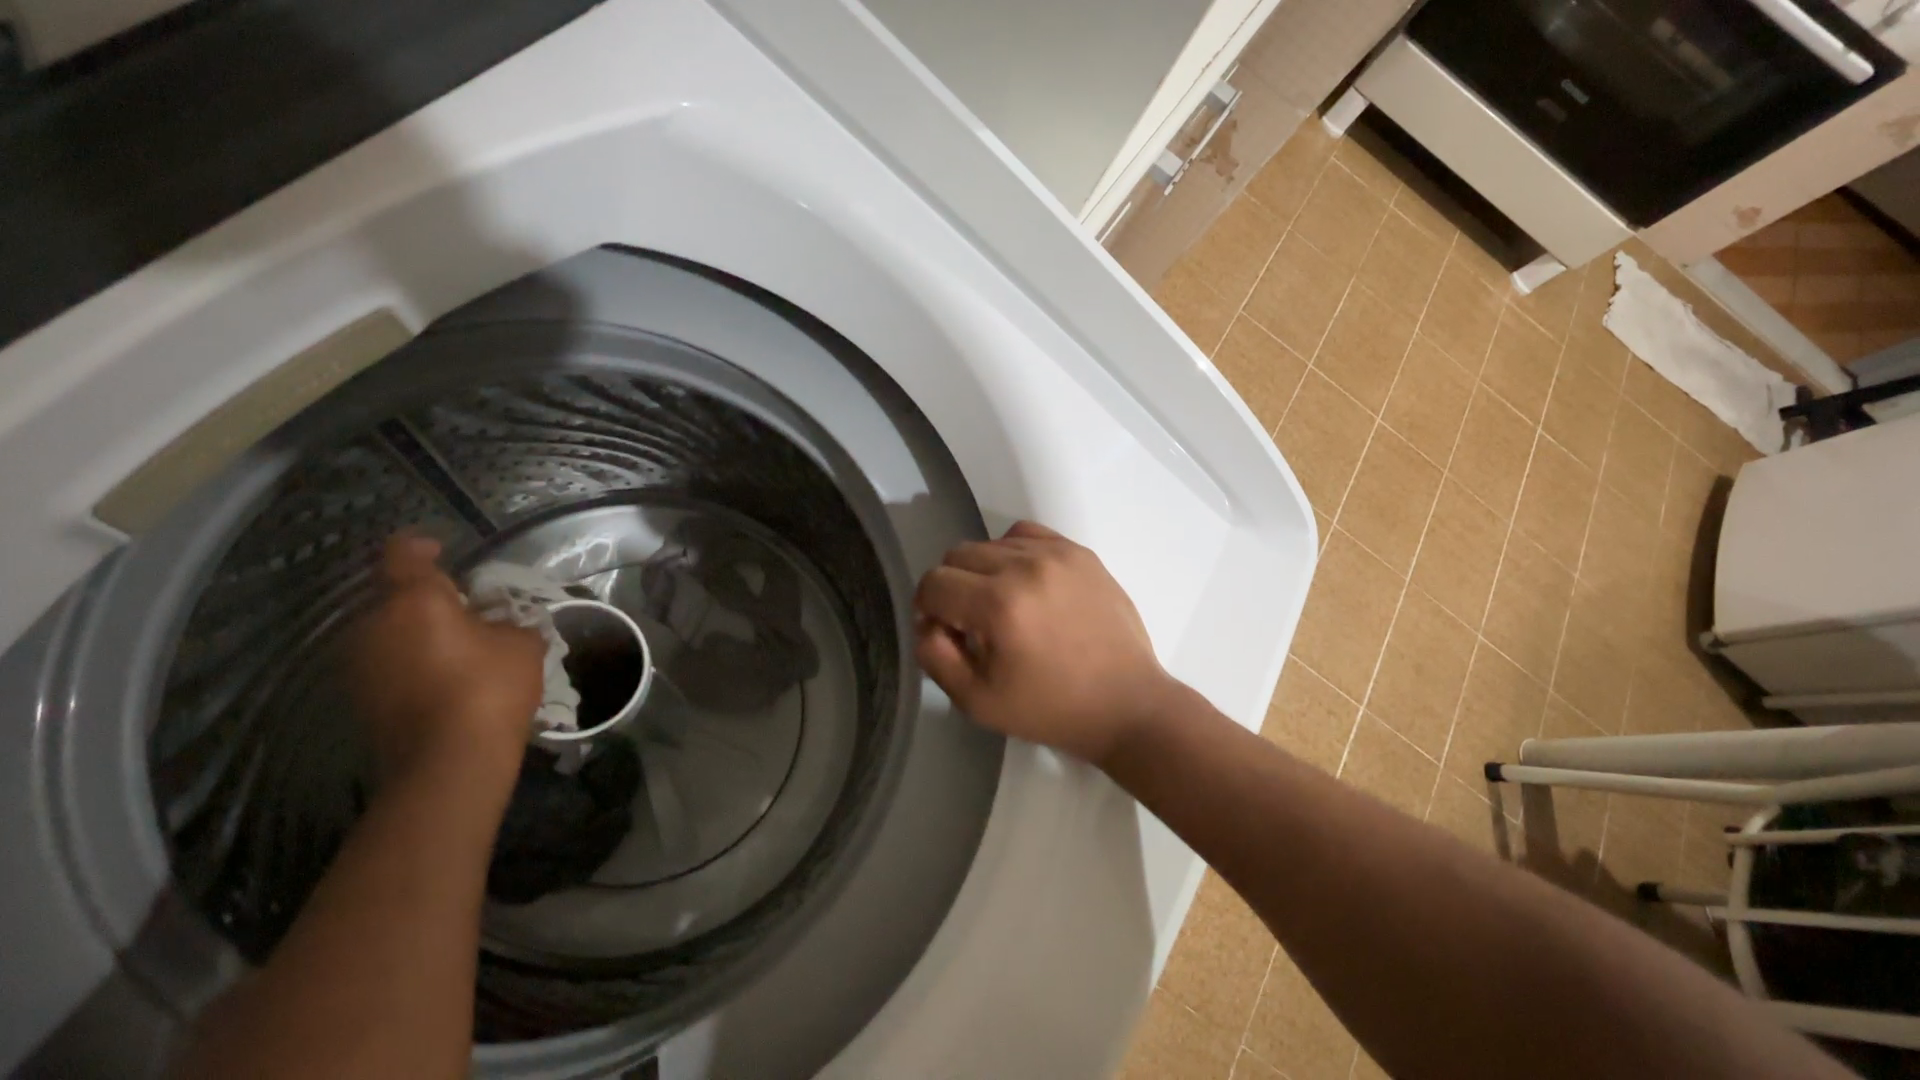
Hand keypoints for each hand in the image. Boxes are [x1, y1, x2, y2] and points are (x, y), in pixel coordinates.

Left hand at [351, 535, 543, 785]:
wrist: (448, 763)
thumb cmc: (489, 689)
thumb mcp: (522, 645)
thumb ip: (507, 623)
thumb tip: (496, 625)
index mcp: (413, 599)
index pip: (403, 553)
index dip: (420, 547)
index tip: (440, 552)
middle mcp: (373, 623)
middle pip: (392, 598)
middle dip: (422, 601)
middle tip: (461, 613)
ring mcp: (359, 664)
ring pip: (386, 634)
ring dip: (413, 636)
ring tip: (452, 651)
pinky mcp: (359, 700)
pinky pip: (385, 667)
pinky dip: (407, 667)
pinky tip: (440, 683)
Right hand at [913, 521, 1179, 764]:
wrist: (1127, 704)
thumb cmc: (1051, 710)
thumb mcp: (978, 701)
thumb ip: (936, 657)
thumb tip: (926, 622)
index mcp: (999, 605)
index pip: (934, 583)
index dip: (928, 609)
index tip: (946, 633)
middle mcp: (1025, 567)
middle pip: (958, 556)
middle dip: (953, 589)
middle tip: (974, 626)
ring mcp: (1058, 554)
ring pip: (991, 544)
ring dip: (984, 572)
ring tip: (1005, 608)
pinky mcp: (1081, 553)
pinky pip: (1027, 535)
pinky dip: (1014, 554)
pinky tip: (1027, 586)